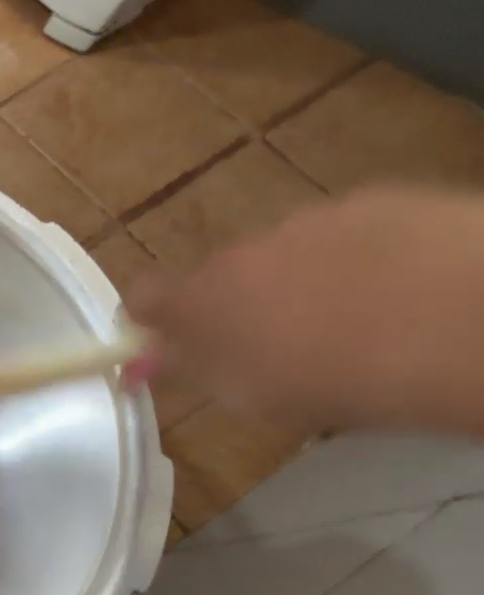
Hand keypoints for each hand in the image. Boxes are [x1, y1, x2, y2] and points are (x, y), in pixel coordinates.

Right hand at [125, 186, 483, 433]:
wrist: (464, 321)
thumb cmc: (334, 377)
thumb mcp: (245, 395)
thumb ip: (191, 370)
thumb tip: (147, 362)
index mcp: (198, 301)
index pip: (143, 299)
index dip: (150, 318)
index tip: (165, 340)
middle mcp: (240, 252)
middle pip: (225, 274)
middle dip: (243, 300)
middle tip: (285, 341)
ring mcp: (311, 221)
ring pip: (292, 251)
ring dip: (307, 277)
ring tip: (360, 315)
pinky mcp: (383, 199)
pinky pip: (358, 230)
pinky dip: (370, 254)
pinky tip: (407, 286)